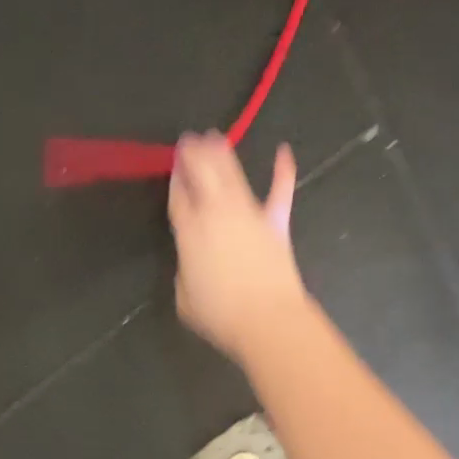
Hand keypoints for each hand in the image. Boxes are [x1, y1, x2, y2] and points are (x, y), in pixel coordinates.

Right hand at [168, 131, 310, 360]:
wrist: (267, 320)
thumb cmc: (220, 316)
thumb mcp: (184, 297)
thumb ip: (186, 270)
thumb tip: (194, 259)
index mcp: (189, 233)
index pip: (178, 196)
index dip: (175, 178)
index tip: (173, 165)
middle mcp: (217, 214)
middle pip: (202, 174)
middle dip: (193, 154)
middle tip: (188, 141)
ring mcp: (248, 214)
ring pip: (232, 174)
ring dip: (222, 153)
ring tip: (214, 138)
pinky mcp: (276, 222)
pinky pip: (280, 191)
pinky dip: (283, 170)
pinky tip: (284, 151)